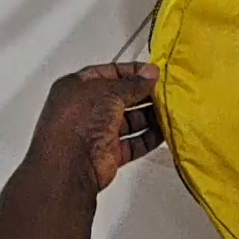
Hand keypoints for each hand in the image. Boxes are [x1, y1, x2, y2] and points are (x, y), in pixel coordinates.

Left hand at [25, 62, 163, 190]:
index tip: (151, 72)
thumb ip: (132, 83)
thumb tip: (149, 74)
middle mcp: (86, 110)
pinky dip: (149, 138)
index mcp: (77, 88)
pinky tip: (163, 131)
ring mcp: (96, 132)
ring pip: (129, 121)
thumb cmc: (77, 123)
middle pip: (120, 98)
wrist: (69, 166)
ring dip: (149, 116)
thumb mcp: (108, 92)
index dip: (131, 72)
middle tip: (164, 91)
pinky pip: (133, 143)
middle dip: (143, 94)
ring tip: (168, 109)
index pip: (108, 74)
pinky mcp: (108, 153)